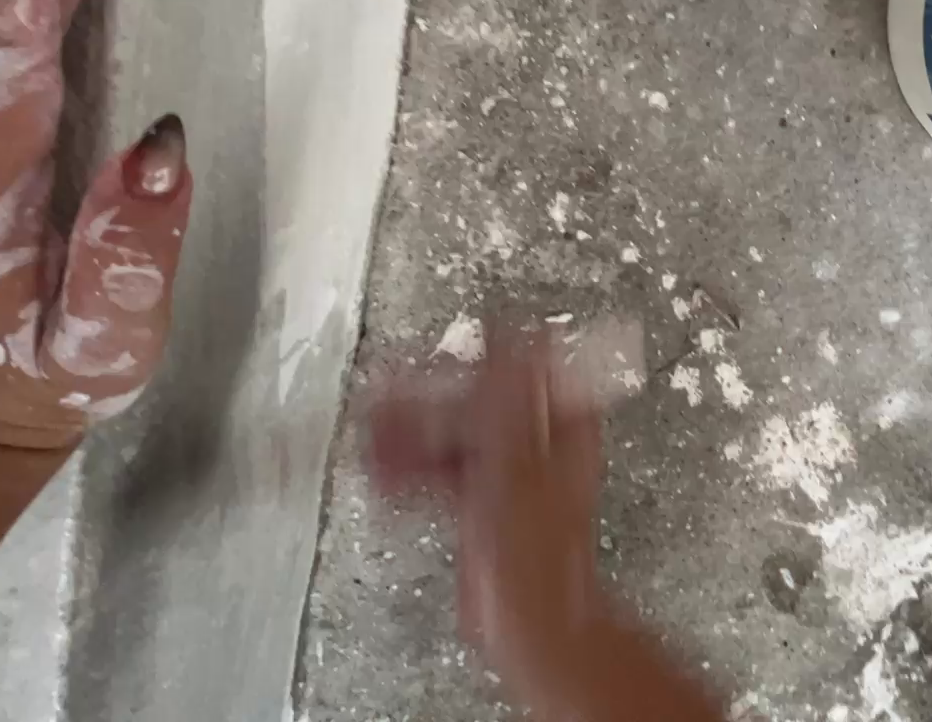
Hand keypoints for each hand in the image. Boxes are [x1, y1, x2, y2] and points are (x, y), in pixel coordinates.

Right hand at [368, 320, 606, 696]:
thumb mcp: (520, 464)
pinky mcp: (484, 497)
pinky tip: (382, 465)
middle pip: (483, 394)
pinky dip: (413, 463)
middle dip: (434, 387)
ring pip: (457, 429)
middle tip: (392, 376)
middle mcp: (539, 438)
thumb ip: (512, 401)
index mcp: (561, 423)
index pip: (537, 360)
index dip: (508, 335)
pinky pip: (443, 466)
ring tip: (370, 420)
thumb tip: (520, 338)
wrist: (530, 618)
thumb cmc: (539, 549)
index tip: (482, 313)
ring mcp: (511, 468)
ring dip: (413, 425)